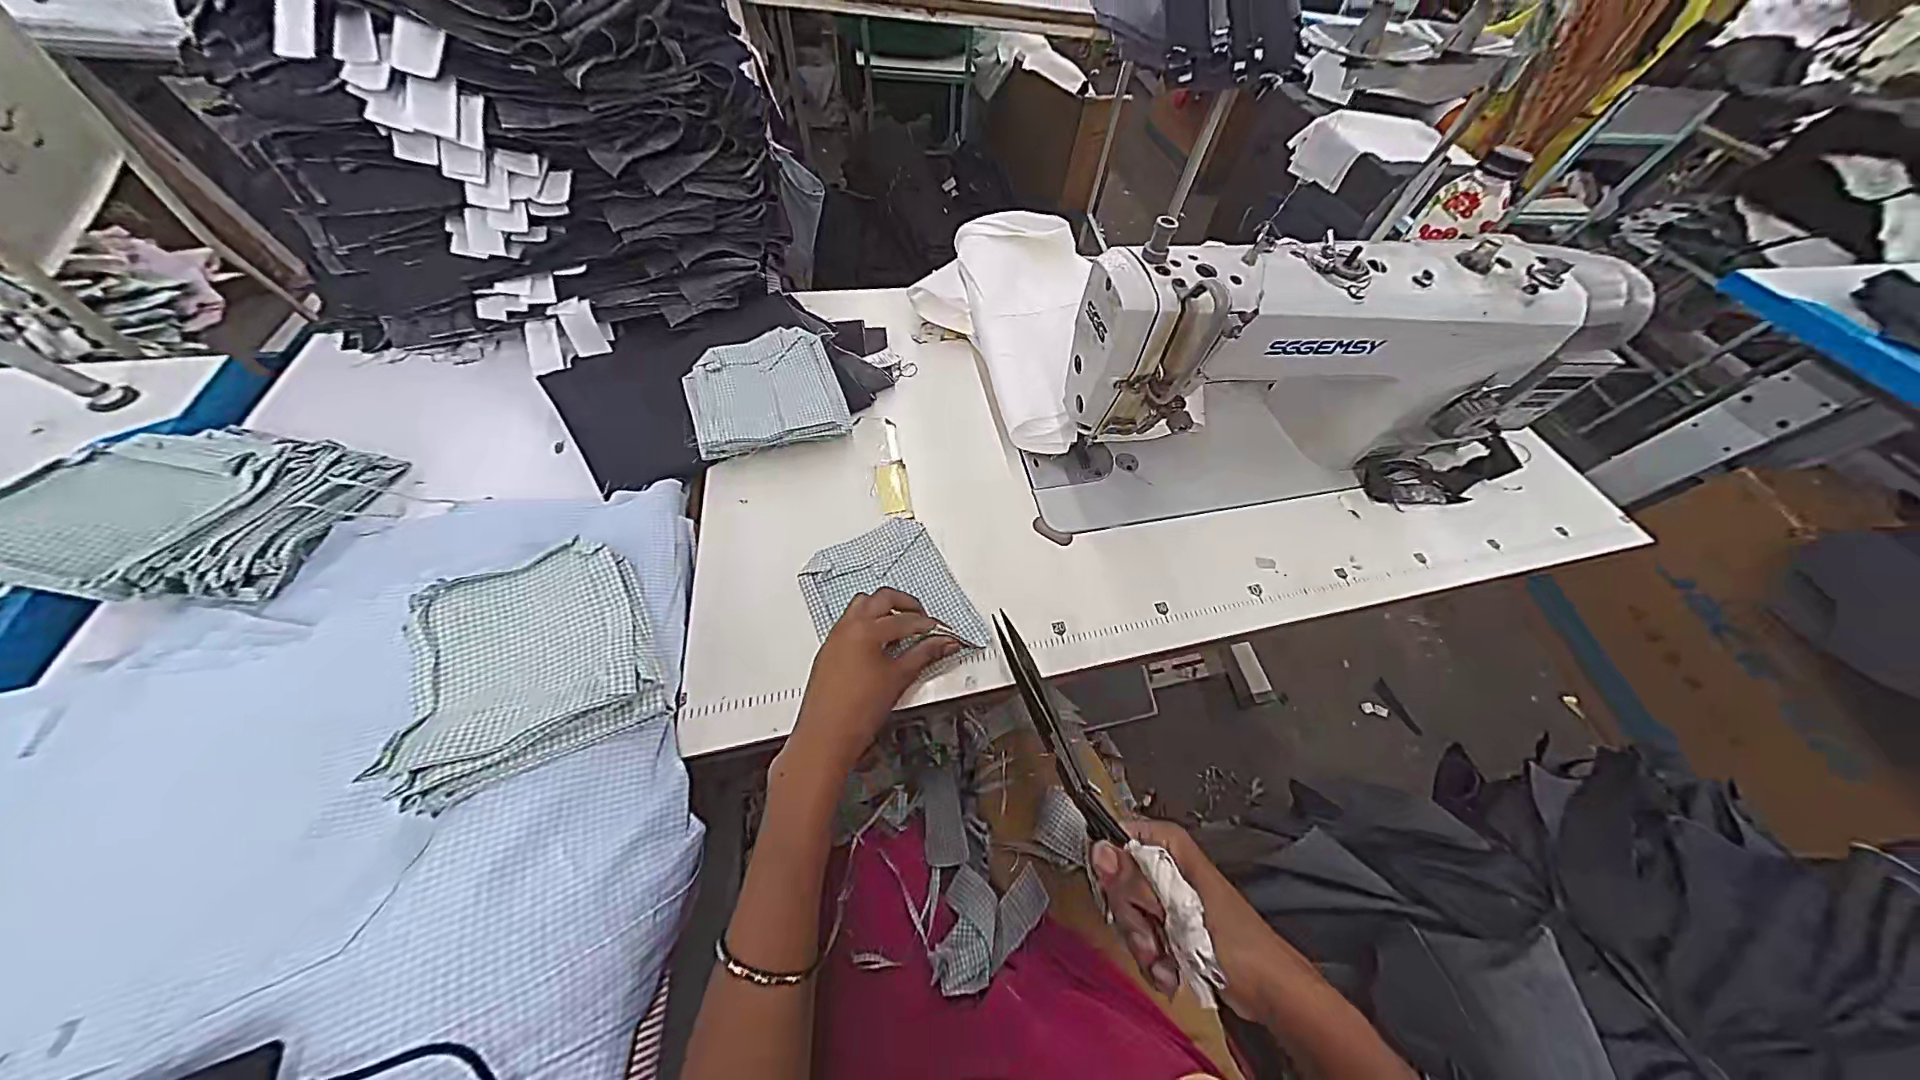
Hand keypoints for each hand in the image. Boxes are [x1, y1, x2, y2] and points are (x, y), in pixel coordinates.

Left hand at [783, 588, 960, 775]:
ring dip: (883, 609)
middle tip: (923, 618)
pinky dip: (867, 622)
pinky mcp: (829, 649)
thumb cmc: (854, 713)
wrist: (826, 737)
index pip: (905, 618)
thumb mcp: (899, 678)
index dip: (928, 625)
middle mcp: (847, 628)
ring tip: (901, 625)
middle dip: (906, 604)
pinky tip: (879, 642)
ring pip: (862, 605)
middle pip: (882, 598)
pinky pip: (849, 622)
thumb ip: (924, 655)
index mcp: (866, 630)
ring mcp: (835, 637)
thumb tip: (941, 644)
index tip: (940, 632)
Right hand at [1092, 819, 1308, 1021]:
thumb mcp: (1180, 911)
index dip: (1114, 860)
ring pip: (1128, 912)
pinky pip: (1142, 938)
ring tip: (1165, 961)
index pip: (1125, 834)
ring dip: (1142, 944)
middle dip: (1131, 917)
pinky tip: (1169, 972)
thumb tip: (1100, 850)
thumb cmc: (1241, 948)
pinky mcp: (1172, 929)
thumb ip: (1136, 881)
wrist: (1272, 994)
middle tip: (1151, 935)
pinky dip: (1151, 960)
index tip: (1117, 888)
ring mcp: (1170, 902)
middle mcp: (1170, 871)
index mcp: (1175, 851)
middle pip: (1121, 879)